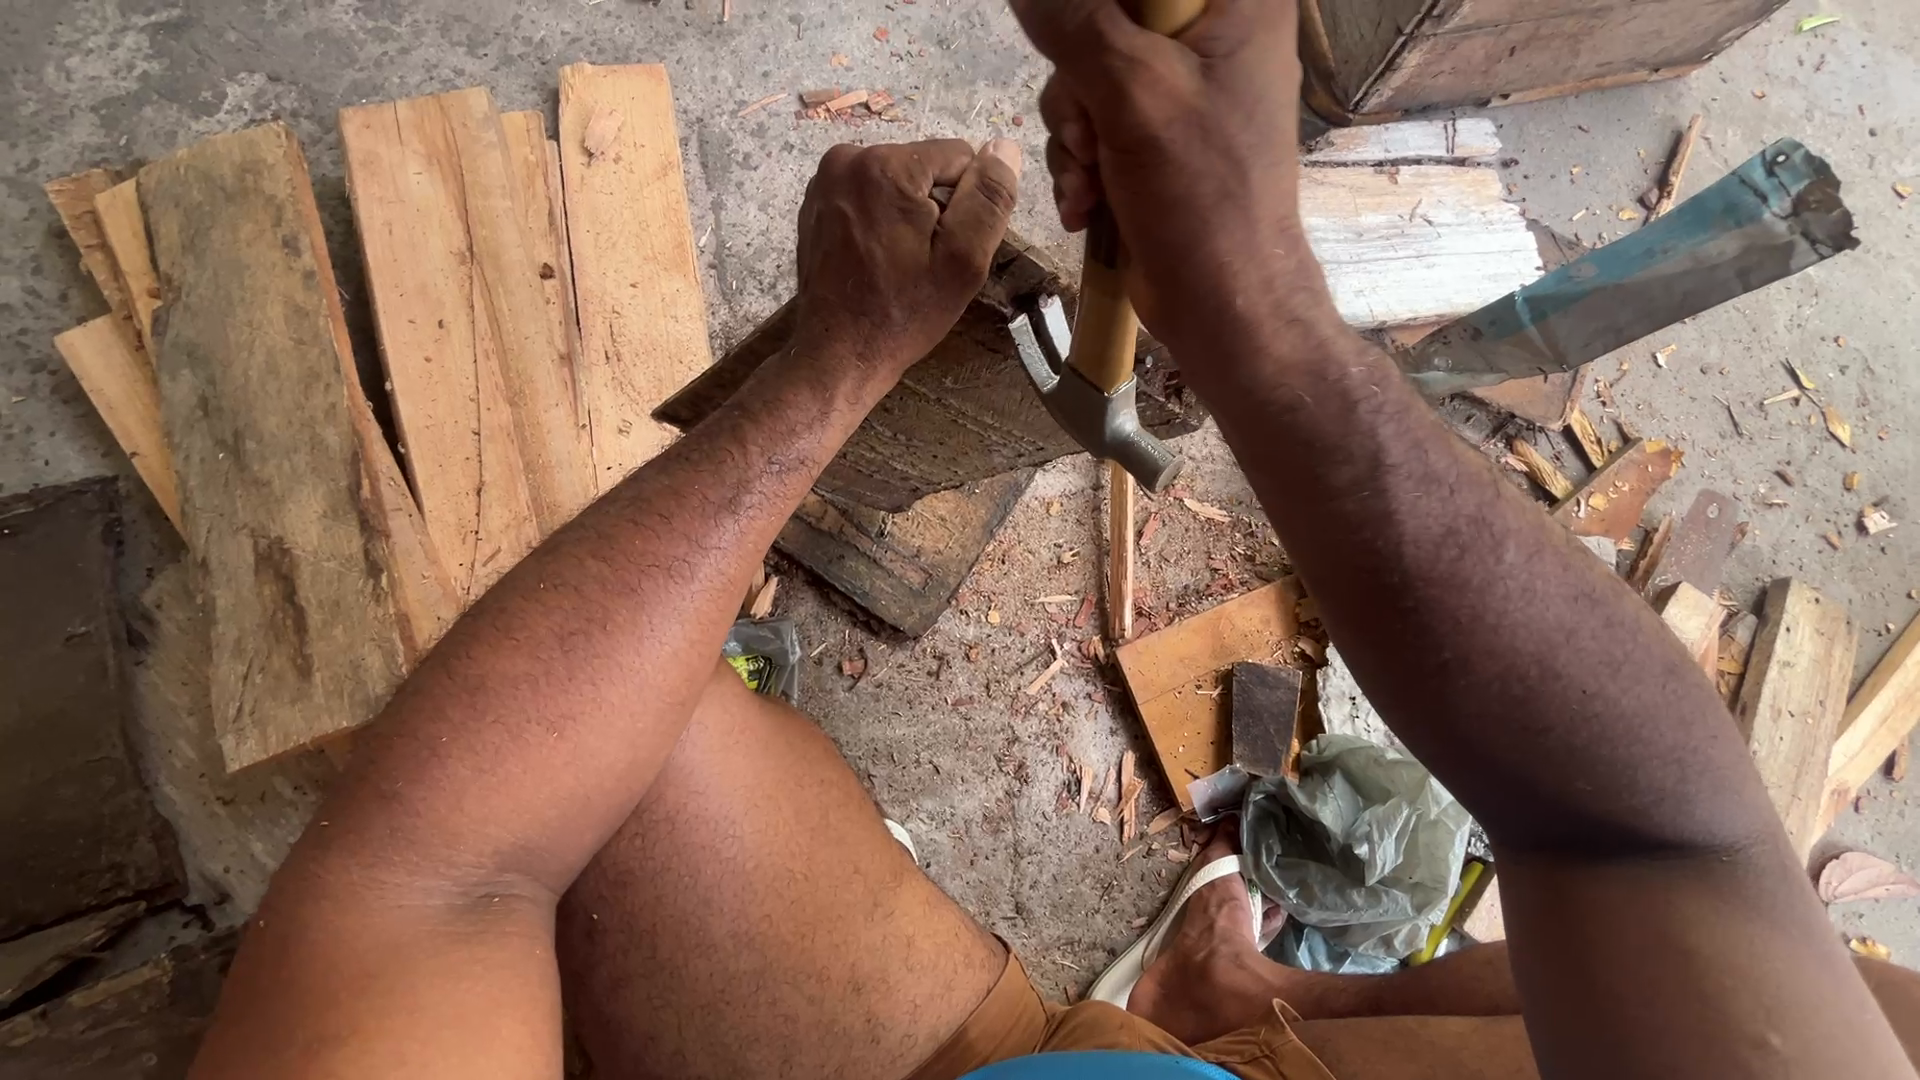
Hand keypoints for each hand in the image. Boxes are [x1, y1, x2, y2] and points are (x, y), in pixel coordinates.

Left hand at [793, 138, 1021, 379]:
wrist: (839, 354)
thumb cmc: (902, 315)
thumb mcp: (962, 262)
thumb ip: (989, 199)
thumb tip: (1005, 148)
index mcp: (886, 166)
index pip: (959, 158)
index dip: (966, 207)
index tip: (945, 252)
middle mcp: (847, 159)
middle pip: (924, 169)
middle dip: (933, 211)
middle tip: (922, 265)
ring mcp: (825, 182)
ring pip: (896, 185)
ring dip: (906, 218)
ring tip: (897, 266)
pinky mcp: (814, 206)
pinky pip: (867, 200)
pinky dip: (879, 224)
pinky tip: (875, 263)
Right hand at [1010, 0, 1329, 347]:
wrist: (1220, 302)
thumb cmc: (1200, 195)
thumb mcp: (1135, 96)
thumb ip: (1077, 26)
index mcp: (1232, 4)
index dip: (1095, 11)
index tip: (1082, 60)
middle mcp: (1207, 41)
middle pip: (1102, 26)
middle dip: (1078, 94)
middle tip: (1090, 140)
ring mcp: (1177, 100)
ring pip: (1086, 86)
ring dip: (1072, 143)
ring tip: (1088, 188)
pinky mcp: (1152, 149)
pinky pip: (1092, 134)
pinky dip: (1080, 171)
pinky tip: (1086, 206)